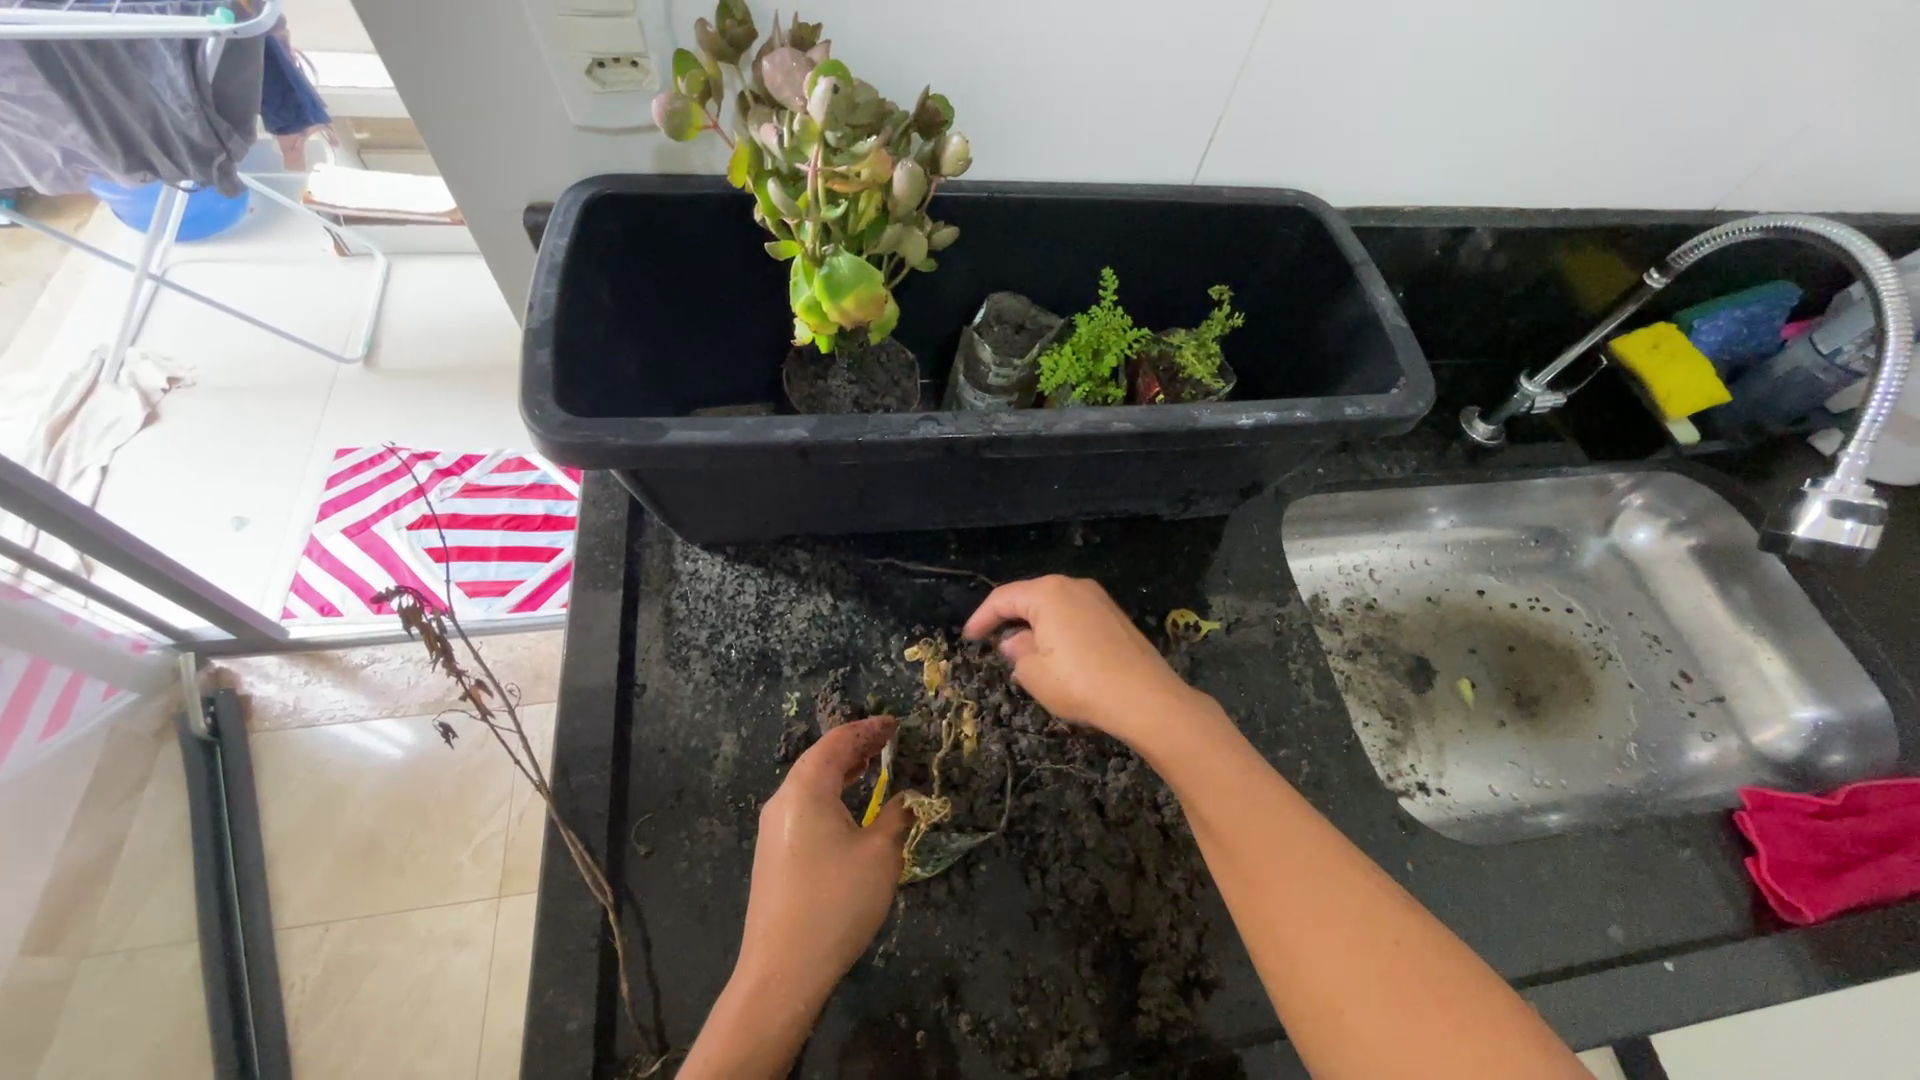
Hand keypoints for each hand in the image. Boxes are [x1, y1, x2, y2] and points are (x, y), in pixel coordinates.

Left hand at [736, 716, 909, 1005]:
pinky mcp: (773, 853)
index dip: (868, 729)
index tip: (896, 723)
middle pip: (820, 758)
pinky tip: (849, 808)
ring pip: (810, 783)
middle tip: (888, 740)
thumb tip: (908, 797)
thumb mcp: (880, 855)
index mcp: (806, 789)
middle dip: (855, 746)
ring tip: (872, 765)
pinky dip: (830, 794)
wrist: (782, 969)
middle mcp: (783, 800)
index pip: (838, 742)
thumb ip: (898, 816)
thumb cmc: (836, 902)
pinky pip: (805, 807)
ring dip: (841, 771)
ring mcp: (774, 828)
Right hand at [963, 575, 1196, 745]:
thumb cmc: (1081, 684)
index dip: (981, 618)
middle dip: (1010, 620)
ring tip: (1024, 654)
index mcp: (1048, 593)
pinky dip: (1059, 632)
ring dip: (1036, 627)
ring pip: (1055, 608)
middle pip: (1031, 597)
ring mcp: (1099, 600)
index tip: (968, 637)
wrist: (1146, 700)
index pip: (1003, 598)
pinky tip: (1057, 657)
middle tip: (992, 642)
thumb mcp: (1035, 675)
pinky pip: (1076, 618)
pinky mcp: (1116, 618)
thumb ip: (1017, 653)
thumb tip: (1013, 642)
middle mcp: (1074, 587)